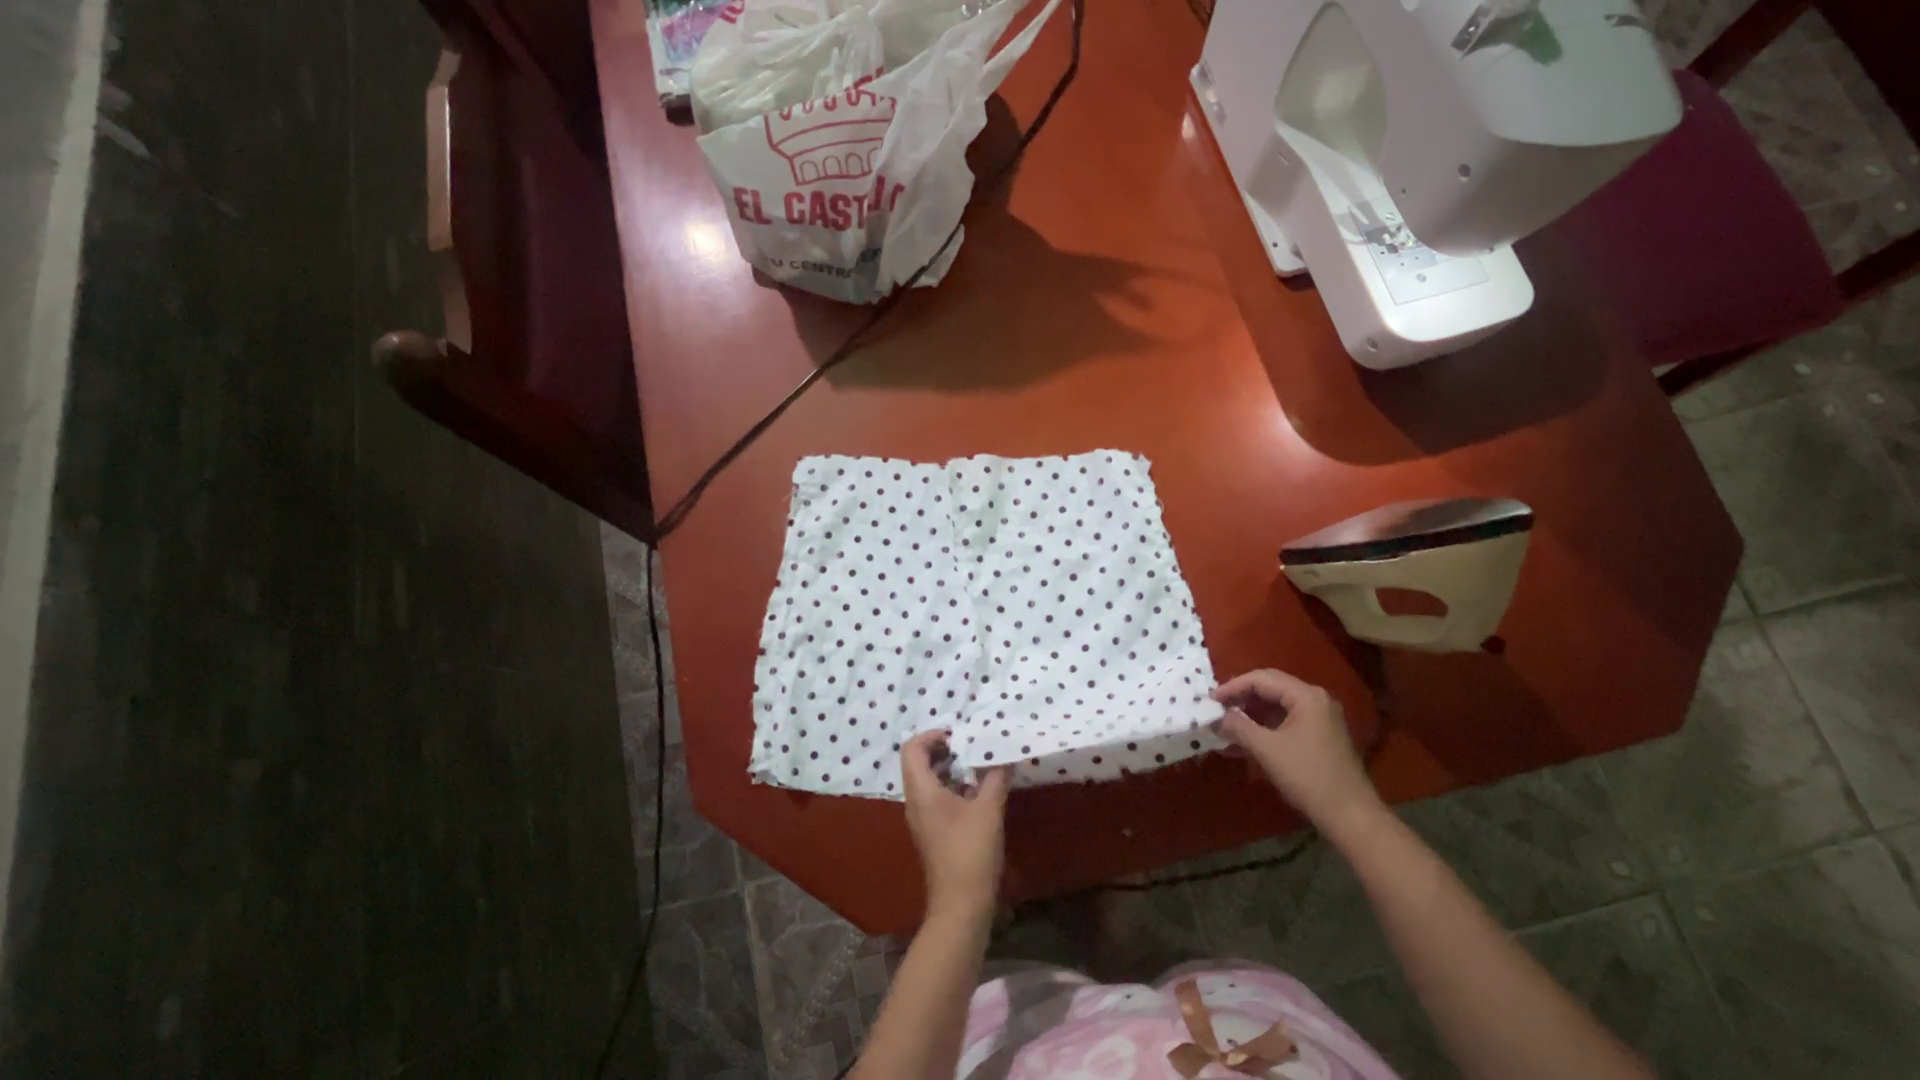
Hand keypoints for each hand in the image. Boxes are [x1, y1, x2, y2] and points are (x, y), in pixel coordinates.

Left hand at [901, 731, 1011, 923]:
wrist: (960, 904)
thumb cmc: (970, 852)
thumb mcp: (988, 810)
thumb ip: (995, 777)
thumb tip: (1003, 755)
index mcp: (921, 791)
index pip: (912, 748)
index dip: (933, 735)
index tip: (960, 736)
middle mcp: (915, 802)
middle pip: (919, 763)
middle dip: (945, 750)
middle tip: (973, 748)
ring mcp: (922, 819)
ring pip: (929, 782)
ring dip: (952, 770)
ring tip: (981, 767)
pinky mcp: (932, 832)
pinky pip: (937, 799)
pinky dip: (954, 789)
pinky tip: (980, 793)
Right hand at [1212, 669, 1381, 835]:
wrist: (1349, 813)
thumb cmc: (1307, 776)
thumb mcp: (1267, 750)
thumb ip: (1239, 727)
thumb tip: (1216, 718)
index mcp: (1306, 696)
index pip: (1261, 679)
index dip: (1232, 687)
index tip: (1210, 701)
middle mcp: (1316, 699)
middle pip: (1271, 688)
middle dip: (1241, 699)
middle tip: (1216, 710)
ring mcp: (1320, 717)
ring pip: (1277, 707)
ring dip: (1251, 716)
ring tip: (1225, 728)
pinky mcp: (1320, 735)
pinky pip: (1286, 722)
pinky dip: (1264, 729)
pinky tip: (1243, 744)